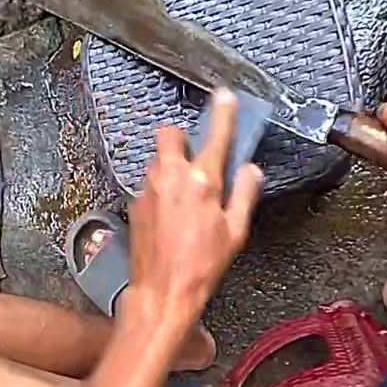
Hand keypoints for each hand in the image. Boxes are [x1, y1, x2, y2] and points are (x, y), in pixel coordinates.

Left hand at [125, 89, 263, 318]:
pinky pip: (149, 182)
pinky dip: (161, 188)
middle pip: (170, 134)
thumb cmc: (201, 265)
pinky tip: (170, 213)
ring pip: (158, 159)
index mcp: (202, 181)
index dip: (223, 112)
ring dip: (171, 164)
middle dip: (183, 137)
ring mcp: (149, 189)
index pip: (216, 136)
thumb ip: (244, 194)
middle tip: (196, 157)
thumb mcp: (235, 232)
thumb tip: (251, 171)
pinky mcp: (135, 203)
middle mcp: (171, 177)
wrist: (162, 290)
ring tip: (186, 192)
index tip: (225, 97)